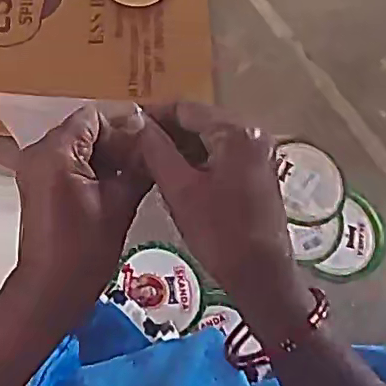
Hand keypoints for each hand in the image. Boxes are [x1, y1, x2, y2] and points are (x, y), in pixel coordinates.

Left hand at [10, 106, 152, 330]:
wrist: (52, 292)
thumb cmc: (84, 250)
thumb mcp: (119, 203)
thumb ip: (137, 164)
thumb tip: (153, 139)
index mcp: (54, 152)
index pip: (93, 117)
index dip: (124, 124)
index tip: (151, 139)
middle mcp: (38, 153)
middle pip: (84, 129)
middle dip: (117, 141)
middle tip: (149, 158)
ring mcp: (35, 170)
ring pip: (78, 146)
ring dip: (107, 156)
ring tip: (139, 172)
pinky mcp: (39, 186)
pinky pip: (69, 164)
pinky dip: (93, 169)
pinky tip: (119, 185)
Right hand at [132, 102, 309, 338]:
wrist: (261, 277)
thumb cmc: (219, 233)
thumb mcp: (179, 188)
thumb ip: (155, 149)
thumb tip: (136, 121)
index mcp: (236, 132)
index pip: (186, 108)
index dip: (152, 114)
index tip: (124, 124)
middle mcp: (251, 134)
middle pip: (198, 121)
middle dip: (164, 131)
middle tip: (130, 143)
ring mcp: (257, 152)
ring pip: (207, 138)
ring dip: (178, 146)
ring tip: (144, 158)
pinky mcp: (256, 170)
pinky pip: (219, 154)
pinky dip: (195, 159)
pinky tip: (171, 172)